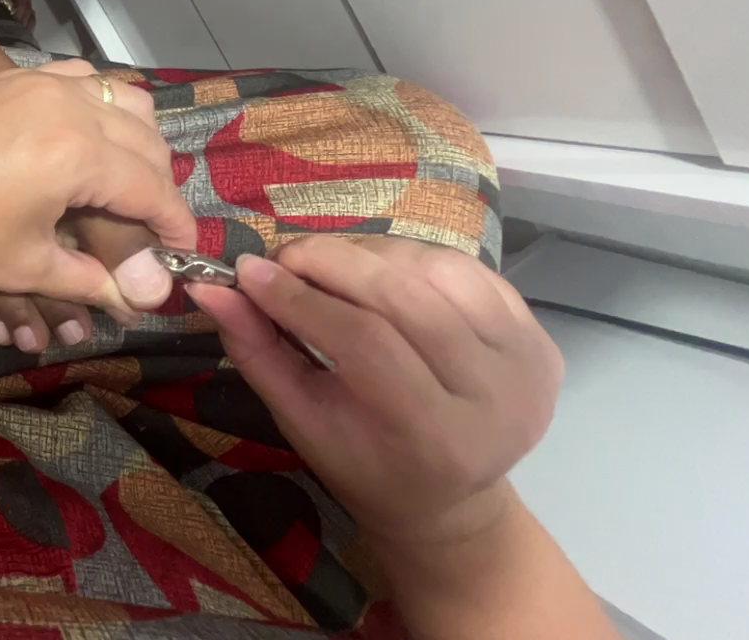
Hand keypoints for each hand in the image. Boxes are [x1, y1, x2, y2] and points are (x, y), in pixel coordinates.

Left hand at [0, 62, 178, 351]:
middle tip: (153, 226)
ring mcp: (36, 82)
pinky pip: (77, 78)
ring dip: (135, 139)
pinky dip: (97, 104)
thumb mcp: (25, 264)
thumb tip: (143, 297)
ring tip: (125, 181)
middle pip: (145, 139)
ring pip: (118, 98)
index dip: (175, 223)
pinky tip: (86, 134)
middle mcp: (67, 104)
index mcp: (78, 152)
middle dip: (159, 184)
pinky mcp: (9, 77)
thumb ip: (94, 277)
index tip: (183, 250)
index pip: (152, 187)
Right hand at [189, 236, 562, 550]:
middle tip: (282, 258)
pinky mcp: (540, 337)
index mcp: (435, 436)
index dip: (298, 297)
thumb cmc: (358, 459)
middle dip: (329, 261)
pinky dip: (407, 255)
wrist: (447, 493)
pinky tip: (378, 273)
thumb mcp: (295, 414)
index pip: (364, 342)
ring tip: (329, 269)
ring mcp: (528, 364)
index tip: (245, 270)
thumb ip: (252, 347)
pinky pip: (464, 267)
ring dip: (367, 254)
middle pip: (405, 297)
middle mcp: (499, 399)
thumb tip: (208, 286)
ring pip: (434, 270)